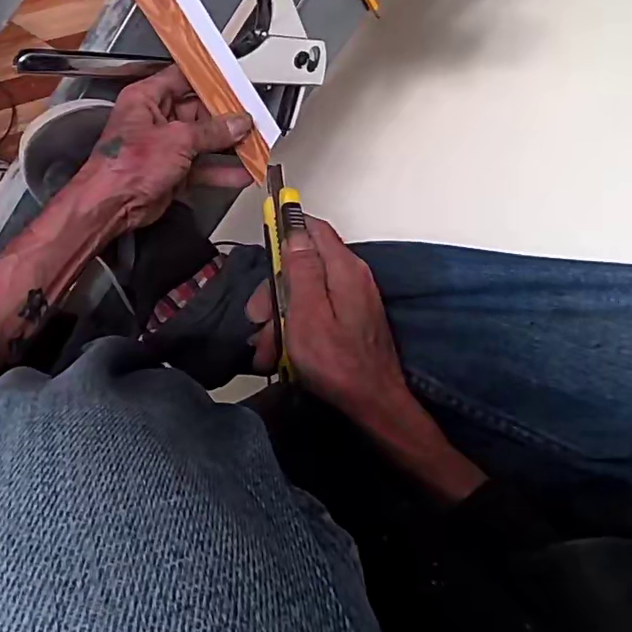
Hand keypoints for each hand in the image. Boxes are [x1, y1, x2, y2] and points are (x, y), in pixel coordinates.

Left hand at [64, 66, 254, 234]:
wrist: (111, 205)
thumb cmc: (122, 167)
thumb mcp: (177, 139)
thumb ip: (212, 131)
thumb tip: (235, 123)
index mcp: (146, 98)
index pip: (182, 78)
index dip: (209, 80)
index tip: (233, 83)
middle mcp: (154, 119)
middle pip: (197, 111)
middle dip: (225, 118)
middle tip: (249, 119)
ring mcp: (163, 146)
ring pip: (202, 141)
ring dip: (227, 145)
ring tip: (252, 144)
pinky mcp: (170, 171)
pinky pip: (202, 166)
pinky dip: (221, 170)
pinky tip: (240, 171)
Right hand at [275, 217, 413, 424]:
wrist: (372, 404)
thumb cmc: (338, 364)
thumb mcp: (307, 313)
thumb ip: (301, 269)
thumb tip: (294, 232)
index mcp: (343, 269)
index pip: (313, 228)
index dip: (286, 228)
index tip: (264, 233)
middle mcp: (351, 277)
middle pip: (303, 263)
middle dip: (275, 288)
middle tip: (260, 319)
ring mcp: (352, 298)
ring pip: (305, 290)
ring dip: (280, 315)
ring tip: (268, 348)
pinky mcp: (350, 318)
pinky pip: (315, 310)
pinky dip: (295, 326)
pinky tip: (283, 350)